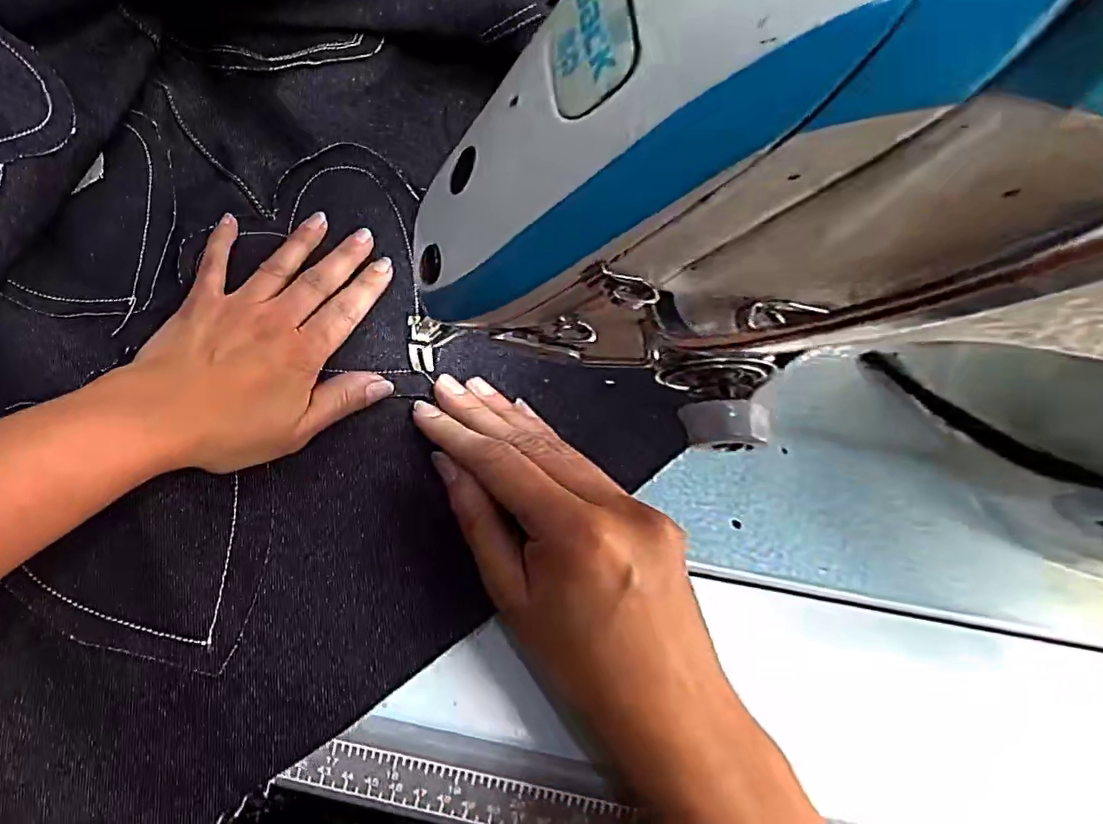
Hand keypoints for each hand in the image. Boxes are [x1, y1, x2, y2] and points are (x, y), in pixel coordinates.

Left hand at [117, 211, 396, 473]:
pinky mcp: (203, 302)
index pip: (345, 312)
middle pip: (318, 281)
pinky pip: (215, 264)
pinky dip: (222, 241)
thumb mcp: (295, 430)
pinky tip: (230, 222)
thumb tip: (380, 384)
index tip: (383, 268)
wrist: (160, 417)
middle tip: (364, 235)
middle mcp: (275, 321)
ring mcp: (238, 306)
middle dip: (345, 256)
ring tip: (321, 221)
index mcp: (301, 353)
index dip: (368, 288)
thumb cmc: (225, 430)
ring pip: (278, 266)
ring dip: (302, 241)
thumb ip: (340, 401)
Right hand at [409, 373, 702, 717]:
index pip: (502, 463)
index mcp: (579, 534)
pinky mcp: (651, 514)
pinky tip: (528, 420)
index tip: (429, 414)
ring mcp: (641, 509)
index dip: (458, 434)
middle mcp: (618, 511)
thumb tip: (453, 471)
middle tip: (448, 388)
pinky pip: (590, 466)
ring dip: (514, 418)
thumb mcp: (513, 598)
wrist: (673, 715)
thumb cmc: (594, 674)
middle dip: (481, 413)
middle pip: (533, 444)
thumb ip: (479, 522)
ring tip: (479, 392)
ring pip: (563, 448)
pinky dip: (552, 441)